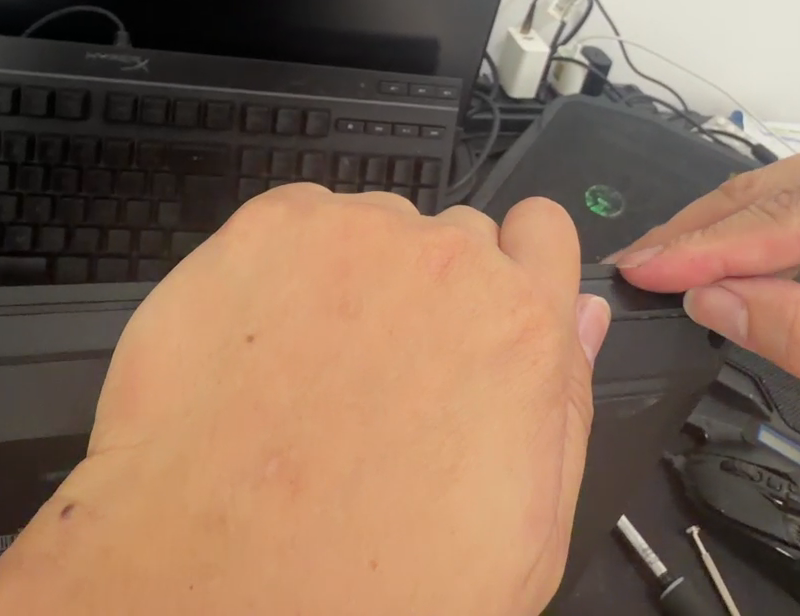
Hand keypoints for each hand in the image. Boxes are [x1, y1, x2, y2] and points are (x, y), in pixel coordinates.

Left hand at [0, 189, 612, 615]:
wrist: (216, 585)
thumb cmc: (376, 580)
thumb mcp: (522, 527)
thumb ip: (565, 399)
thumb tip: (582, 316)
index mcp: (519, 323)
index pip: (543, 229)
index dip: (520, 261)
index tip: (490, 293)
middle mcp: (444, 259)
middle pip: (455, 236)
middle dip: (433, 286)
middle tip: (384, 365)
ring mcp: (352, 233)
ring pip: (375, 227)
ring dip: (357, 275)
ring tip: (313, 364)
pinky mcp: (269, 227)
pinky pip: (303, 220)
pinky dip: (290, 263)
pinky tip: (268, 339)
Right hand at [610, 102, 799, 480]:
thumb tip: (711, 301)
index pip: (798, 210)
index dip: (709, 247)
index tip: (640, 270)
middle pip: (786, 187)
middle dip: (706, 234)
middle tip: (638, 269)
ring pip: (795, 188)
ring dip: (731, 232)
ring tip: (668, 265)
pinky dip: (773, 233)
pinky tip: (733, 256)